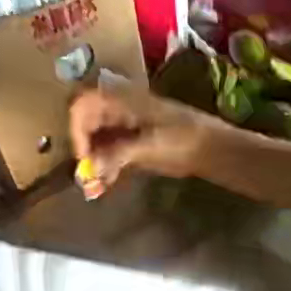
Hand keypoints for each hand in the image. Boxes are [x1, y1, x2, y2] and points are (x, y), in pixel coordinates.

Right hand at [69, 87, 227, 193]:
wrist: (213, 148)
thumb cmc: (183, 140)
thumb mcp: (149, 147)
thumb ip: (118, 155)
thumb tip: (91, 168)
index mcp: (120, 100)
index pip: (82, 107)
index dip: (76, 130)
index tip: (82, 158)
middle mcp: (119, 110)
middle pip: (87, 126)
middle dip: (83, 151)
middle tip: (85, 177)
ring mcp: (128, 128)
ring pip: (99, 143)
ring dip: (94, 164)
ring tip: (92, 190)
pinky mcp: (137, 146)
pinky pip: (114, 155)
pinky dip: (107, 169)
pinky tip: (104, 187)